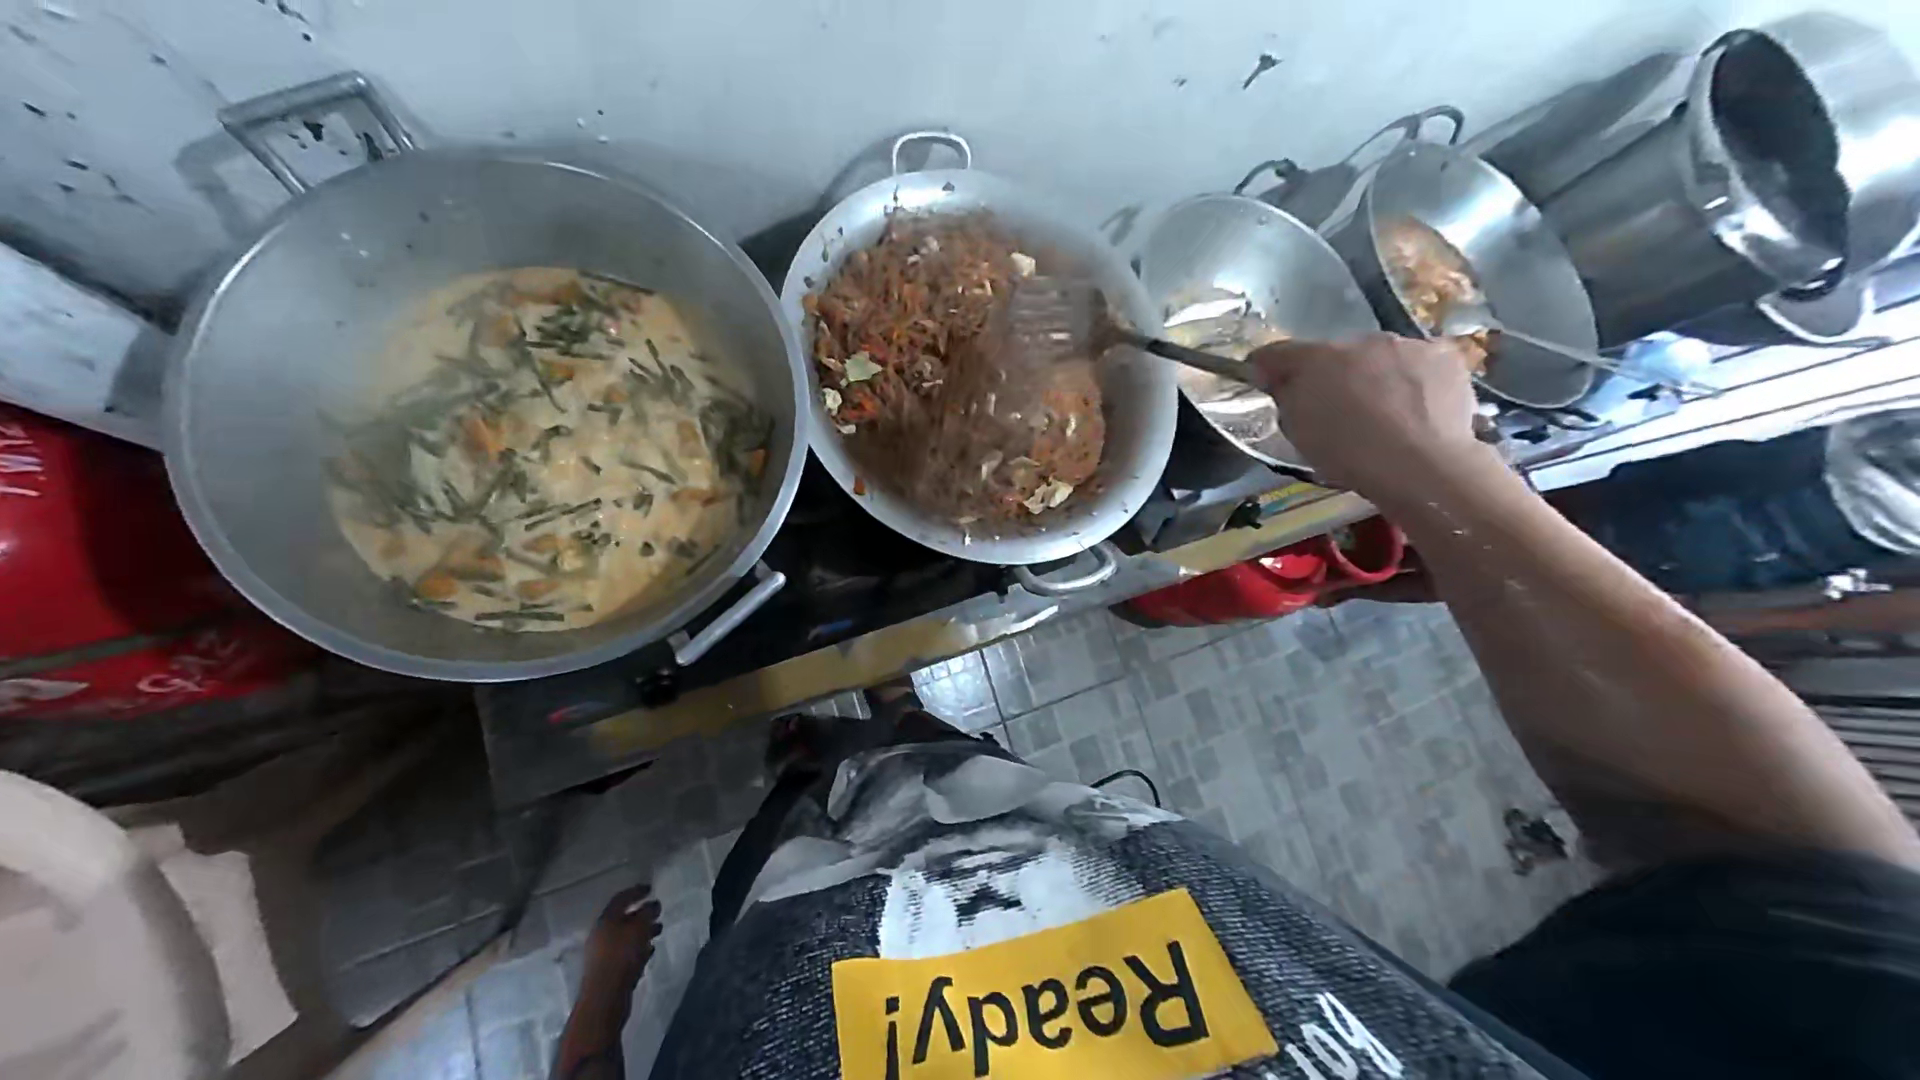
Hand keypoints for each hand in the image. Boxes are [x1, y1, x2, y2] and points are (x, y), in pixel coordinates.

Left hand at [581, 884, 661, 989]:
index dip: (636, 891)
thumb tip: (653, 904)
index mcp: (606, 921)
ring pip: (625, 936)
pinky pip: (625, 953)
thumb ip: (647, 913)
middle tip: (657, 911)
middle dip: (641, 913)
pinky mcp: (608, 971)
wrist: (604, 1000)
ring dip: (642, 932)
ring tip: (658, 930)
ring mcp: (603, 955)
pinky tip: (649, 951)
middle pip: (623, 918)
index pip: (621, 899)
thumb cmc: (622, 957)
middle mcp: (601, 935)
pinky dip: (638, 948)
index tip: (650, 888)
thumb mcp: (639, 928)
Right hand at [1247, 334, 1487, 501]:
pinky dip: (1410, 379)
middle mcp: (1359, 340)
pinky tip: (1413, 407)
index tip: (1266, 383)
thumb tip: (1273, 375)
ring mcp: (1406, 344)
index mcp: (1315, 358)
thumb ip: (1284, 395)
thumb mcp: (1297, 432)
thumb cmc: (1348, 454)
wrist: (1422, 465)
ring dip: (1371, 374)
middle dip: (1328, 373)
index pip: (1278, 352)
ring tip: (1379, 410)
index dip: (1267, 368)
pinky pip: (1416, 363)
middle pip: (1332, 353)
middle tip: (1333, 407)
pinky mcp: (1445, 356)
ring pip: (1377, 355)